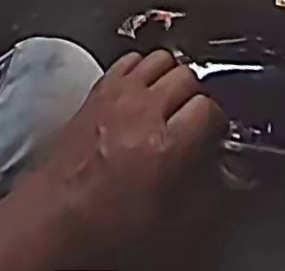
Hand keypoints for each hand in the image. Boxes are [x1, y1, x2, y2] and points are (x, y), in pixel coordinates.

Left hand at [16, 51, 225, 262]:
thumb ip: (206, 193)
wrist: (56, 216)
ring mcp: (119, 94)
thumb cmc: (105, 226)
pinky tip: (141, 90)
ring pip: (161, 59)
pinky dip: (141, 69)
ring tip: (168, 98)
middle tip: (191, 116)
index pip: (208, 108)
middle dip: (195, 95)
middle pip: (187, 76)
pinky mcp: (100, 87)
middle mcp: (143, 112)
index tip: (213, 130)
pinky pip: (131, 59)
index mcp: (164, 147)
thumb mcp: (168, 223)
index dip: (215, 119)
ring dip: (170, 76)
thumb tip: (227, 172)